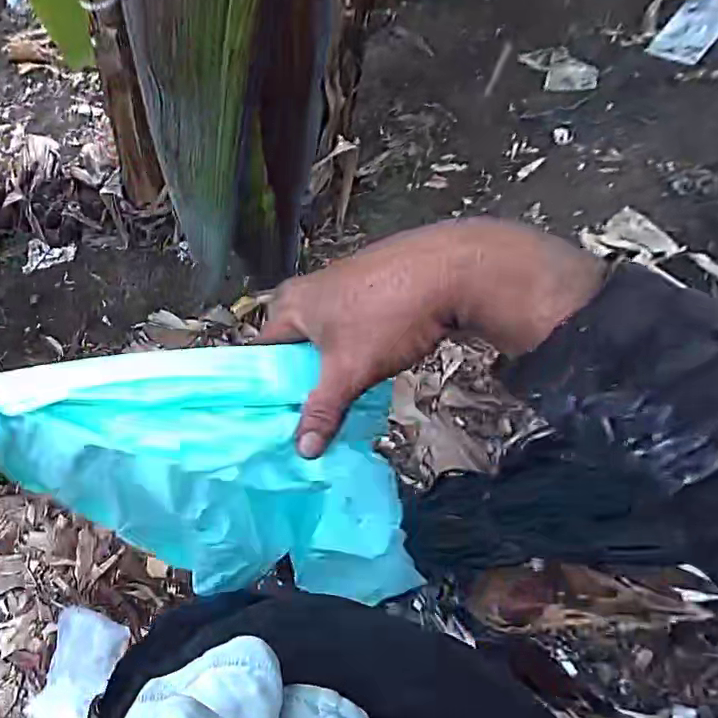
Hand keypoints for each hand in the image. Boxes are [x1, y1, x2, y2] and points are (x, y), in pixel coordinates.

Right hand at [259, 218, 605, 456]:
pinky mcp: (370, 285)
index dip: (262, 386)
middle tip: (304, 411)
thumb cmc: (390, 312)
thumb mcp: (350, 370)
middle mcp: (307, 290)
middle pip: (290, 347)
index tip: (269, 414)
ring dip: (327, 365)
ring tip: (338, 392)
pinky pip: (347, 326)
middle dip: (297, 379)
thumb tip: (304, 450)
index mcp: (288, 305)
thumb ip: (323, 410)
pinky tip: (368, 363)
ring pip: (321, 338)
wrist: (459, 268)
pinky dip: (351, 347)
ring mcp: (340, 284)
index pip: (258, 353)